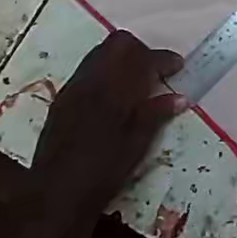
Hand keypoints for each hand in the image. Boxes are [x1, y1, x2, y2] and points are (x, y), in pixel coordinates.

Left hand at [29, 30, 187, 217]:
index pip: (142, 58)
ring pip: (100, 54)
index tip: (178, 66)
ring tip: (136, 83)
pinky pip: (87, 71)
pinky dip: (105, 73)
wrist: (56, 193)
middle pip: (118, 44)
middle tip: (156, 71)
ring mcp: (73, 88)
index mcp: (113, 90)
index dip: (163, 59)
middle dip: (141, 51)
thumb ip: (156, 115)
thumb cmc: (102, 173)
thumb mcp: (136, 145)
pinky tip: (113, 97)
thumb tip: (180, 97)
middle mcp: (91, 80)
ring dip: (121, 60)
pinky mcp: (62, 99)